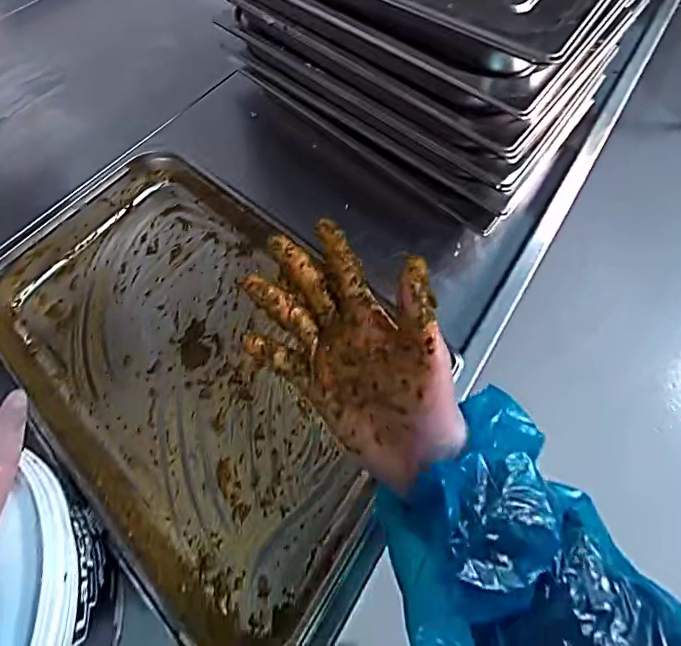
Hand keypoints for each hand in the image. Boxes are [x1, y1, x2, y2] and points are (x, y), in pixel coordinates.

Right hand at [239, 220, 466, 494]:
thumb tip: (413, 261)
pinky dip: (269, 353)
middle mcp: (344, 332)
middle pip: (314, 291)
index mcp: (371, 319)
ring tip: (251, 283)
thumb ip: (417, 306)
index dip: (335, 250)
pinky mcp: (317, 387)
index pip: (348, 275)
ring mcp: (328, 358)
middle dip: (295, 266)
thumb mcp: (428, 348)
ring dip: (274, 302)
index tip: (321, 225)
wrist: (422, 456)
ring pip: (295, 321)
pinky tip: (250, 342)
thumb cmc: (430, 399)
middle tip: (275, 243)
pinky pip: (288, 364)